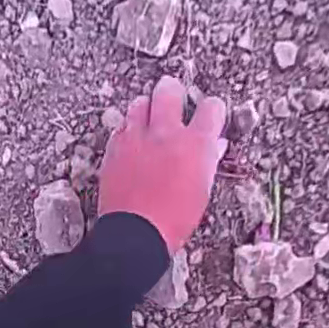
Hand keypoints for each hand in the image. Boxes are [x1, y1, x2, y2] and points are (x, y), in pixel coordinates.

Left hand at [98, 75, 226, 253]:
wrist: (135, 236)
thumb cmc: (173, 221)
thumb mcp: (201, 193)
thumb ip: (208, 163)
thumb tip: (214, 146)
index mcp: (195, 144)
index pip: (211, 107)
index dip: (212, 110)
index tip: (209, 116)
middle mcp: (165, 133)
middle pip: (169, 91)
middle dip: (173, 94)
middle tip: (174, 103)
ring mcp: (136, 139)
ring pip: (140, 104)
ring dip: (147, 110)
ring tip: (150, 124)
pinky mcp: (114, 149)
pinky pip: (120, 128)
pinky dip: (128, 132)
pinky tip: (133, 144)